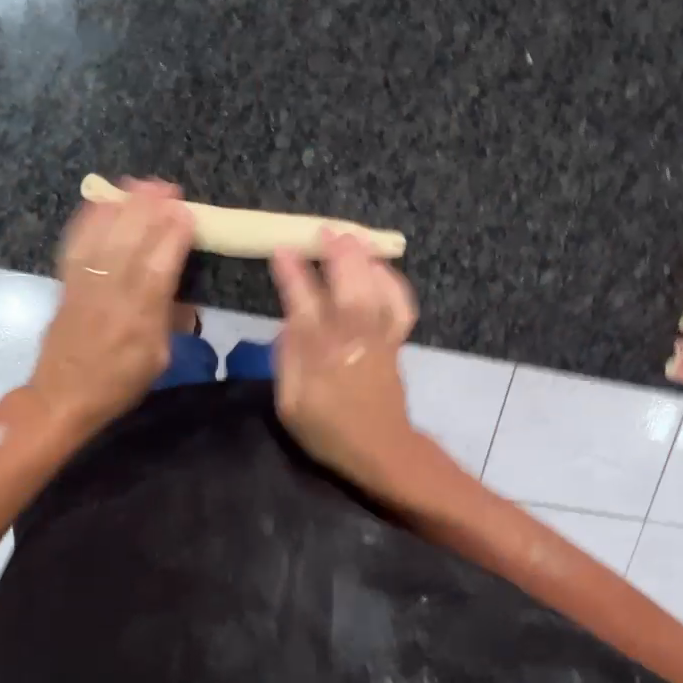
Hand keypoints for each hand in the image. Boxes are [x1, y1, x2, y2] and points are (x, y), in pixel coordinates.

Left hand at [28, 179, 193, 436]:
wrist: (61, 398)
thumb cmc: (118, 384)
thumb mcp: (159, 359)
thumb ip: (170, 320)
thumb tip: (182, 291)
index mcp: (140, 319)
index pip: (160, 267)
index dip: (174, 236)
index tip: (188, 212)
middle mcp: (111, 296)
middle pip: (130, 242)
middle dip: (150, 209)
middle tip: (167, 188)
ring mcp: (84, 287)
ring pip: (103, 237)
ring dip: (121, 206)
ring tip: (138, 184)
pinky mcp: (65, 284)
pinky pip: (75, 245)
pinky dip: (87, 220)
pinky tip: (99, 201)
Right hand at [269, 233, 450, 502]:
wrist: (380, 450)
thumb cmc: (327, 430)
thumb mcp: (290, 404)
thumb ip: (287, 360)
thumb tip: (288, 322)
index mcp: (320, 358)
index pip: (304, 306)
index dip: (293, 276)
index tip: (282, 251)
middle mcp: (352, 342)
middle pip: (348, 290)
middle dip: (338, 257)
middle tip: (324, 231)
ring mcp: (379, 340)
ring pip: (376, 292)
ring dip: (364, 261)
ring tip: (351, 237)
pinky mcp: (396, 342)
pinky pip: (401, 306)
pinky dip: (393, 283)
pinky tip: (380, 266)